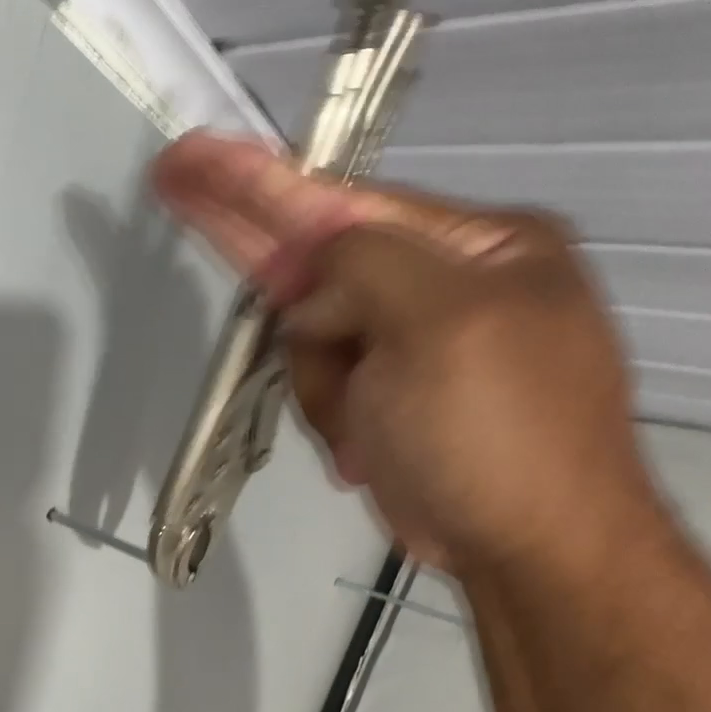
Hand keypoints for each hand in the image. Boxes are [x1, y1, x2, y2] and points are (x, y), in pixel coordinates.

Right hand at [151, 132, 660, 571]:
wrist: (533, 552)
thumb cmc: (496, 435)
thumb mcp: (440, 326)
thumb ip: (364, 265)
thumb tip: (315, 287)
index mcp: (480, 247)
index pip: (341, 204)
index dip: (254, 185)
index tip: (189, 159)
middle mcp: (450, 284)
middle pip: (322, 263)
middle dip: (263, 259)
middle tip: (177, 186)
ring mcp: (420, 345)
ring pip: (313, 338)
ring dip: (320, 387)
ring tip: (362, 431)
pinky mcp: (394, 397)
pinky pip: (325, 382)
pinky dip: (328, 414)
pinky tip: (362, 448)